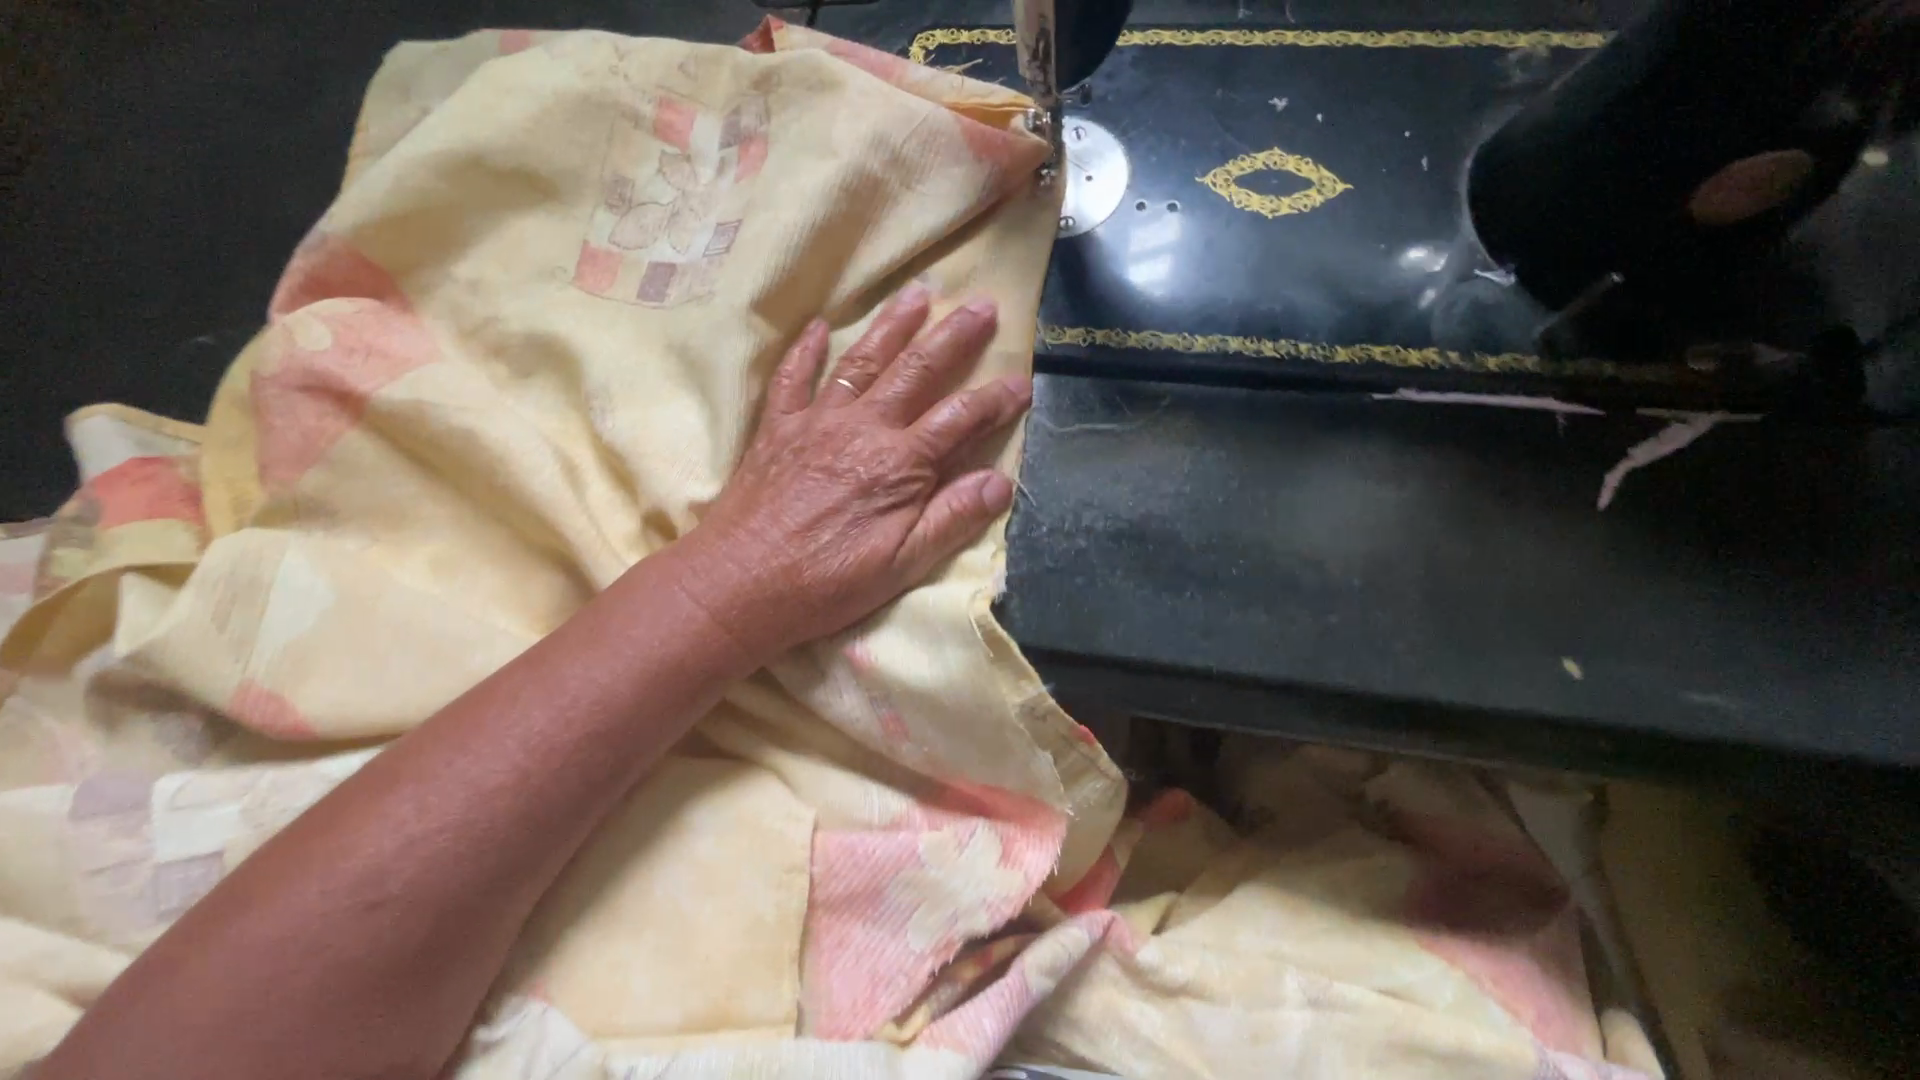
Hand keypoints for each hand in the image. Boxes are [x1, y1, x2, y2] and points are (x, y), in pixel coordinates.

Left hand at [671, 285, 1031, 665]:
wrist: (737, 584)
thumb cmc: (825, 583)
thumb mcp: (900, 566)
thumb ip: (951, 519)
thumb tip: (1001, 482)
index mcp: (898, 464)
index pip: (959, 419)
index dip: (995, 400)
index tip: (1023, 380)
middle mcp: (861, 428)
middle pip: (916, 371)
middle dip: (953, 337)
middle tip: (981, 305)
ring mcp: (815, 422)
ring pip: (861, 361)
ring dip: (892, 326)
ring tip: (917, 294)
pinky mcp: (777, 429)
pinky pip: (793, 379)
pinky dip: (805, 351)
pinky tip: (817, 326)